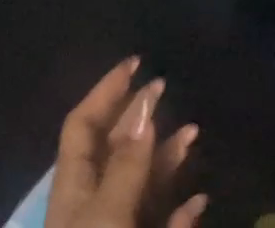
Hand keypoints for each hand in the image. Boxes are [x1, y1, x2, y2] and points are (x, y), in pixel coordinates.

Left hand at [48, 57, 206, 227]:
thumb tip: (144, 111)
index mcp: (74, 182)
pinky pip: (161, 224)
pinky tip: (200, 199)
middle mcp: (93, 199)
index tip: (134, 63)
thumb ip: (126, 164)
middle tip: (163, 85)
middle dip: (139, 114)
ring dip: (167, 157)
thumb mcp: (106, 211)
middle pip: (116, 147)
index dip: (106, 90)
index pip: (84, 122)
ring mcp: (116, 224)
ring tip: (193, 131)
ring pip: (143, 184)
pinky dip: (181, 211)